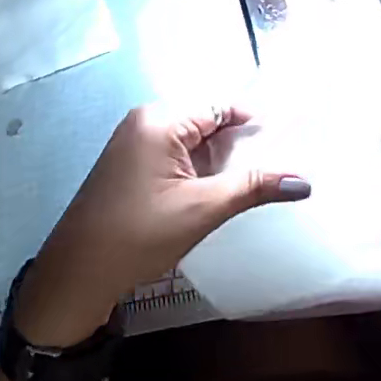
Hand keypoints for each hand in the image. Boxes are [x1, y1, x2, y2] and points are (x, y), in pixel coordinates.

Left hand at [15, 104, 310, 345]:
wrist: (76, 275)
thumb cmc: (139, 235)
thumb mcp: (203, 209)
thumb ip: (255, 187)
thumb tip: (305, 182)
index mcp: (160, 120)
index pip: (221, 106)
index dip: (256, 120)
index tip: (290, 139)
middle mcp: (145, 121)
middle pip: (207, 120)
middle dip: (241, 141)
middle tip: (279, 161)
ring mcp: (134, 142)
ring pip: (193, 139)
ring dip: (222, 157)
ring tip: (257, 177)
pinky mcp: (131, 164)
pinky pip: (176, 153)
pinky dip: (201, 167)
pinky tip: (221, 188)